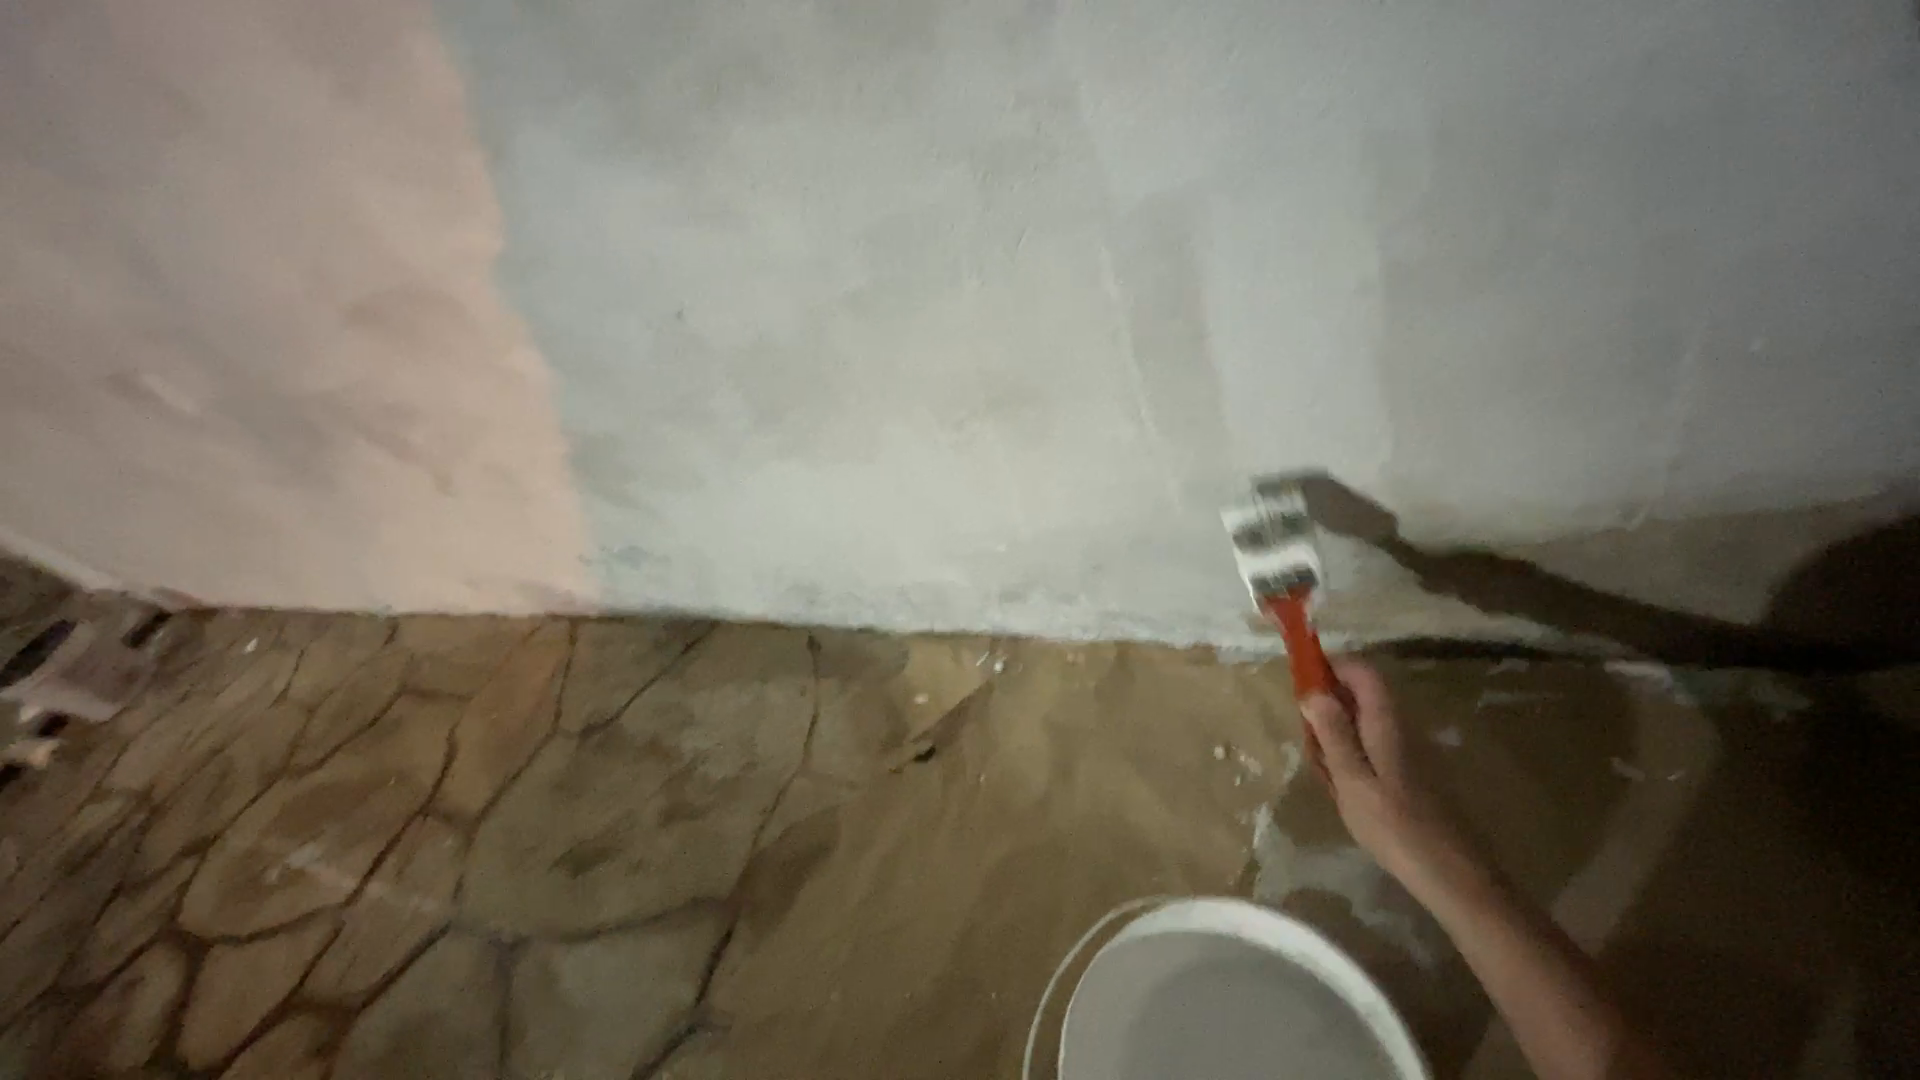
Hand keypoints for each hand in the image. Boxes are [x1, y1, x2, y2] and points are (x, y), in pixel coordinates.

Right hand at [1299, 659, 1495, 905]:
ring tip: (1324, 775)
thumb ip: (1333, 733)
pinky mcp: (1409, 775)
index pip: (1362, 672)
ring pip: (1360, 726)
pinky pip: (1370, 751)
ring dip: (1334, 739)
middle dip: (1326, 709)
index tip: (1300, 680)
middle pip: (1358, 697)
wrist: (1452, 876)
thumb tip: (1313, 690)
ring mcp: (1407, 752)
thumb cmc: (1394, 826)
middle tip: (1309, 743)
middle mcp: (1400, 729)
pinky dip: (1349, 761)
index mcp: (1386, 723)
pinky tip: (1344, 793)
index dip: (1331, 666)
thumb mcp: (1352, 779)